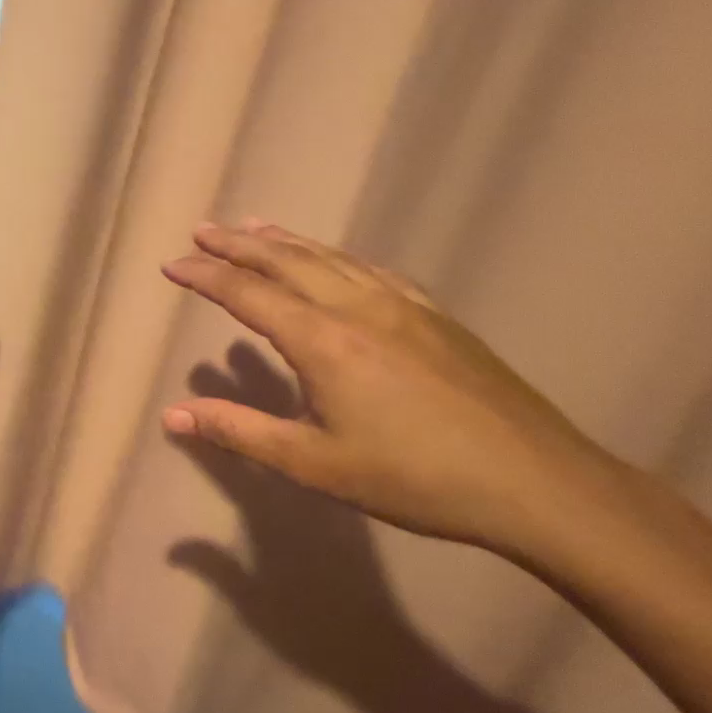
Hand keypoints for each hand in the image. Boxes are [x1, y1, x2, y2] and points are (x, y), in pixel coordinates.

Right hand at [161, 220, 615, 550]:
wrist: (540, 485)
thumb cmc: (415, 478)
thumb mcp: (314, 463)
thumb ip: (239, 431)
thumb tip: (173, 413)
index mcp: (324, 341)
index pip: (248, 294)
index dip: (205, 276)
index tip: (171, 264)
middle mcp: (359, 309)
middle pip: (288, 262)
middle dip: (239, 245)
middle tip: (202, 230)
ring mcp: (405, 308)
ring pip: (332, 258)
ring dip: (285, 241)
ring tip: (253, 227)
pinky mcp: (438, 319)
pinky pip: (373, 270)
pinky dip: (337, 255)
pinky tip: (334, 259)